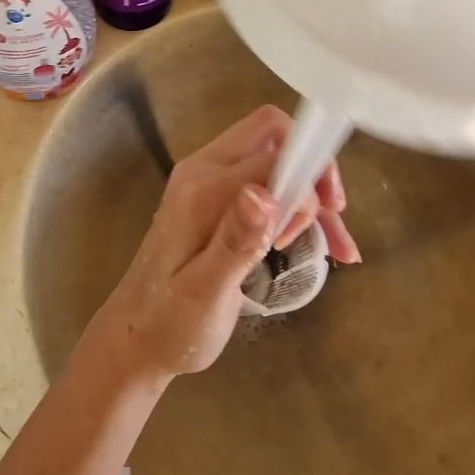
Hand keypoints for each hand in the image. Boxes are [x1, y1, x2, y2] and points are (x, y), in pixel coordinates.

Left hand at [80, 105, 358, 383]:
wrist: (136, 339)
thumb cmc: (170, 324)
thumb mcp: (205, 292)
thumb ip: (235, 241)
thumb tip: (264, 194)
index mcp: (202, 190)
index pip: (272, 153)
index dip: (305, 178)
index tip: (320, 223)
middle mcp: (204, 171)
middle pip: (272, 135)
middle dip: (313, 168)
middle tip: (334, 219)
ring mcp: (208, 181)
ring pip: (274, 157)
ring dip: (310, 192)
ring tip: (337, 247)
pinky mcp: (216, 198)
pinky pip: (265, 182)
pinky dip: (297, 207)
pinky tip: (321, 245)